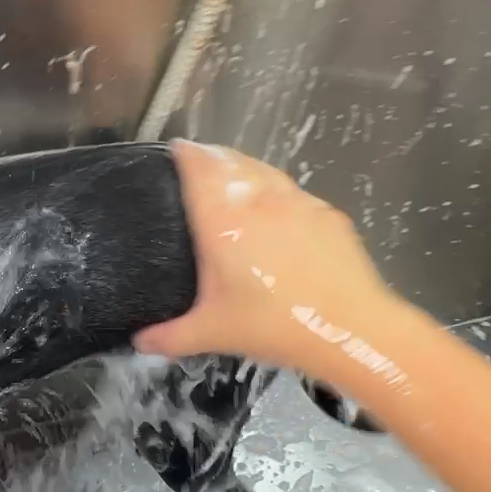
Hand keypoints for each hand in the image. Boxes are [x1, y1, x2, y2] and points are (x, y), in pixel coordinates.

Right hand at [135, 140, 408, 381]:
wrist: (350, 329)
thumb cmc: (273, 327)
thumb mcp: (212, 334)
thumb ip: (170, 337)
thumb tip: (140, 342)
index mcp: (224, 223)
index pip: (200, 170)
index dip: (185, 154)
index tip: (175, 149)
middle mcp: (259, 203)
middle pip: (231, 162)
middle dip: (212, 157)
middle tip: (198, 162)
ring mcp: (297, 204)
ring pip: (264, 170)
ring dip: (244, 167)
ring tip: (232, 177)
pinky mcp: (326, 214)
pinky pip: (292, 191)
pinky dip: (275, 190)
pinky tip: (274, 209)